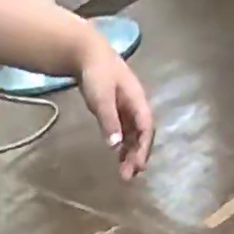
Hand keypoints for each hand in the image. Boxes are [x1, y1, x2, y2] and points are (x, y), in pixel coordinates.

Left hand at [76, 40, 152, 179]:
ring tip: (125, 174)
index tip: (138, 165)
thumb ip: (109, 121)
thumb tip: (116, 146)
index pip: (146, 127)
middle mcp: (135, 106)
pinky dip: (123, 147)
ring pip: (133, 136)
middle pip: (141, 134)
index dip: (144, 147)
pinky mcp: (116, 111)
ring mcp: (126, 109)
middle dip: (138, 155)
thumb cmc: (97, 74)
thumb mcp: (102, 99)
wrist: (86, 55)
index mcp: (137, 100)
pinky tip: (119, 159)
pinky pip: (124, 132)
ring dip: (131, 154)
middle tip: (128, 176)